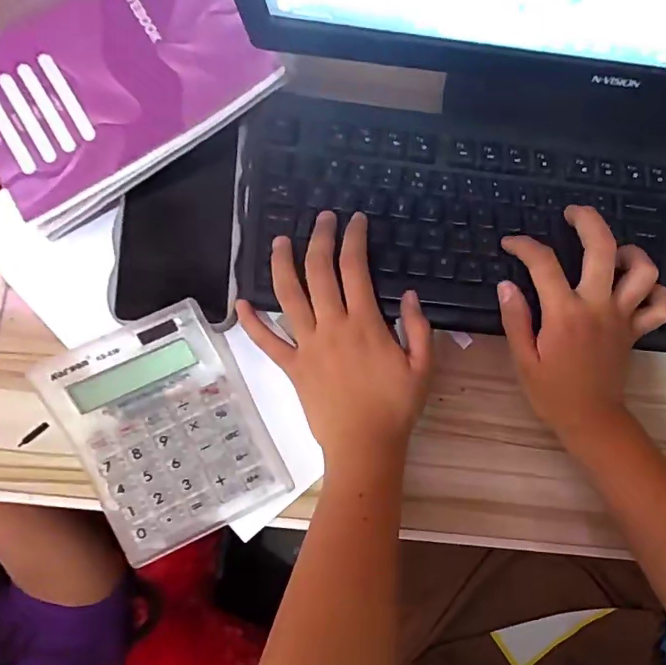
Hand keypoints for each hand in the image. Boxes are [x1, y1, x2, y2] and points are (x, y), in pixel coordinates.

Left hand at [237, 212, 432, 472]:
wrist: (364, 446)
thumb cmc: (397, 409)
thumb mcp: (423, 368)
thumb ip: (417, 328)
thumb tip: (408, 295)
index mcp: (364, 325)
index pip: (355, 269)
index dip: (354, 239)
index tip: (355, 221)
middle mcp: (331, 328)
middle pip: (318, 273)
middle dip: (320, 239)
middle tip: (322, 218)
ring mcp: (308, 347)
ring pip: (288, 297)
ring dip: (281, 265)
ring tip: (279, 242)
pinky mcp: (293, 368)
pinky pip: (267, 342)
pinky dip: (252, 322)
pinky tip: (242, 303)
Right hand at [498, 206, 665, 443]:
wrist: (590, 419)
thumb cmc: (552, 393)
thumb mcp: (523, 359)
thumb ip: (516, 319)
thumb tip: (507, 284)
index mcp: (564, 313)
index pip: (544, 264)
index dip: (525, 246)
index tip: (512, 243)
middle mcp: (598, 306)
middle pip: (603, 248)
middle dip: (588, 220)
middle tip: (573, 213)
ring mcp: (622, 317)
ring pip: (643, 271)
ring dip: (630, 253)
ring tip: (612, 254)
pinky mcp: (636, 331)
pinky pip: (660, 305)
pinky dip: (655, 291)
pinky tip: (638, 289)